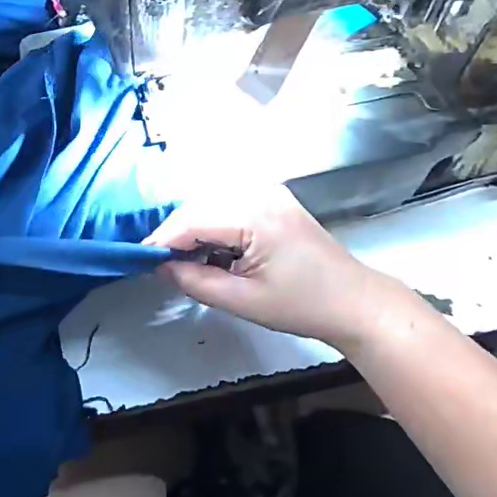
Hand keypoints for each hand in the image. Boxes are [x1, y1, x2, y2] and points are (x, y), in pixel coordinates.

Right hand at [145, 185, 403, 348]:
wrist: (355, 301)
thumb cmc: (303, 305)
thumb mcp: (242, 301)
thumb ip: (195, 281)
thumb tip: (161, 266)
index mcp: (256, 215)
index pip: (193, 219)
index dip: (164, 239)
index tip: (141, 258)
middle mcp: (260, 192)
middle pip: (199, 206)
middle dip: (176, 233)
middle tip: (159, 262)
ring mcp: (268, 192)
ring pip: (210, 202)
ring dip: (193, 228)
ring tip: (183, 259)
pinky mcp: (271, 199)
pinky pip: (228, 204)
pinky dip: (212, 223)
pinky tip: (210, 249)